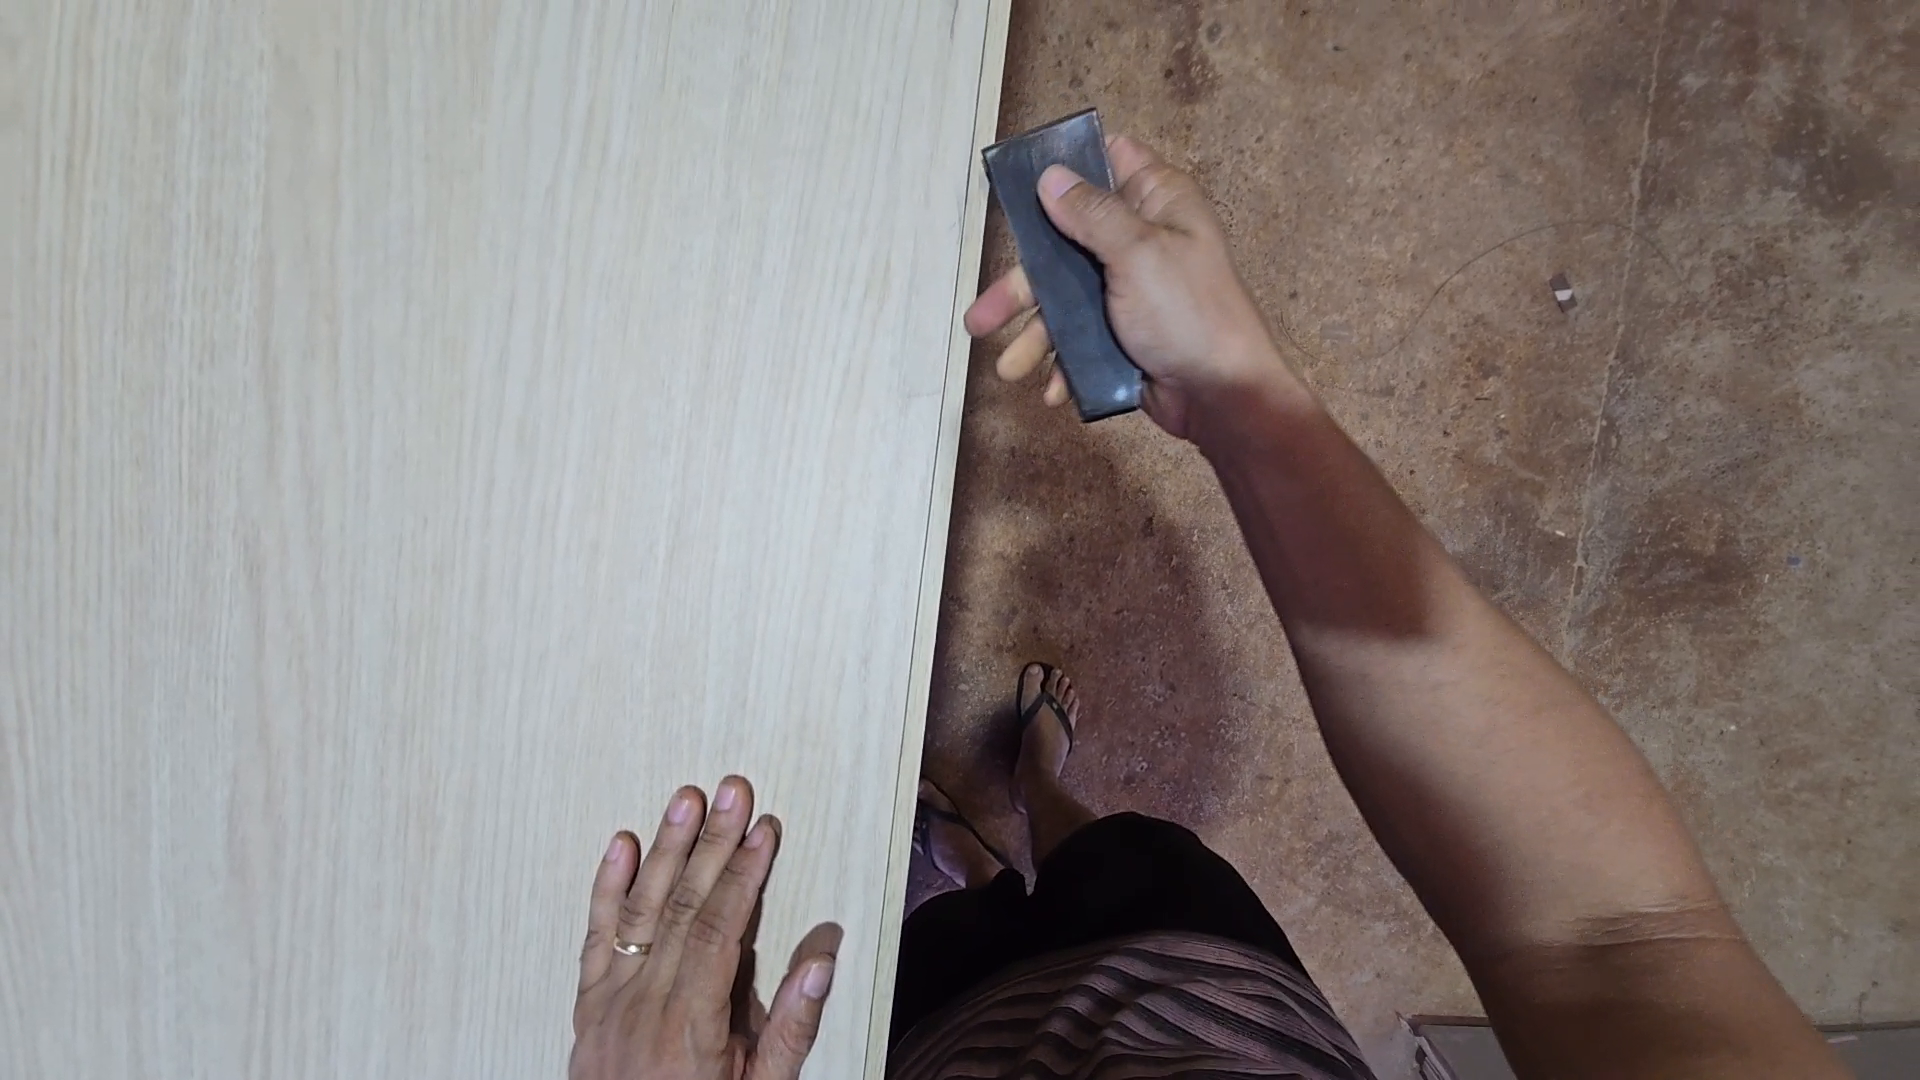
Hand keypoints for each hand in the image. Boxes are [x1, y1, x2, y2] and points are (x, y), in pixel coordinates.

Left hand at [570, 777, 841, 1079]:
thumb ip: (792, 1029)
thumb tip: (822, 958)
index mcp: (688, 1027)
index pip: (719, 929)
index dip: (743, 874)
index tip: (763, 829)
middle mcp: (643, 1007)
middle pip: (682, 906)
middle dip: (712, 842)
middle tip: (732, 790)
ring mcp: (609, 1004)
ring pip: (640, 910)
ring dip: (666, 848)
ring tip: (685, 799)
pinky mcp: (589, 1005)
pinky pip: (597, 937)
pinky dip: (606, 887)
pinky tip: (622, 844)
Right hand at [964, 135, 1292, 438]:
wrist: (1218, 395)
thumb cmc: (1188, 313)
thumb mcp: (1139, 253)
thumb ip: (1092, 214)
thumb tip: (1050, 175)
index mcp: (1154, 202)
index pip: (1108, 162)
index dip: (1066, 168)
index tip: (1021, 186)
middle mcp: (1137, 241)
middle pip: (1062, 247)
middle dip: (1021, 289)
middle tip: (980, 318)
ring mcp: (1125, 292)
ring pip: (1063, 302)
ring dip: (1034, 337)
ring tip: (1009, 370)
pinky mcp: (1119, 335)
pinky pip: (1079, 341)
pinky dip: (1063, 364)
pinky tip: (1053, 388)